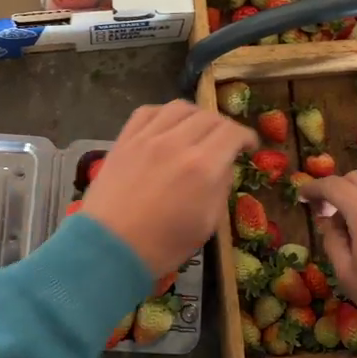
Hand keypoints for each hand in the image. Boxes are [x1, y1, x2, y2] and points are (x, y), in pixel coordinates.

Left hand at [84, 101, 257, 276]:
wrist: (107, 249)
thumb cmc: (162, 246)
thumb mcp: (206, 225)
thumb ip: (220, 188)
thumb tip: (223, 166)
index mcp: (202, 166)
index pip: (232, 133)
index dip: (246, 136)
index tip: (249, 146)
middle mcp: (176, 143)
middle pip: (208, 117)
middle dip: (224, 127)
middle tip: (225, 141)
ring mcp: (147, 138)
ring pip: (179, 108)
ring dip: (196, 116)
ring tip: (197, 130)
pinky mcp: (124, 140)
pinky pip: (148, 112)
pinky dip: (164, 113)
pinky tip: (167, 125)